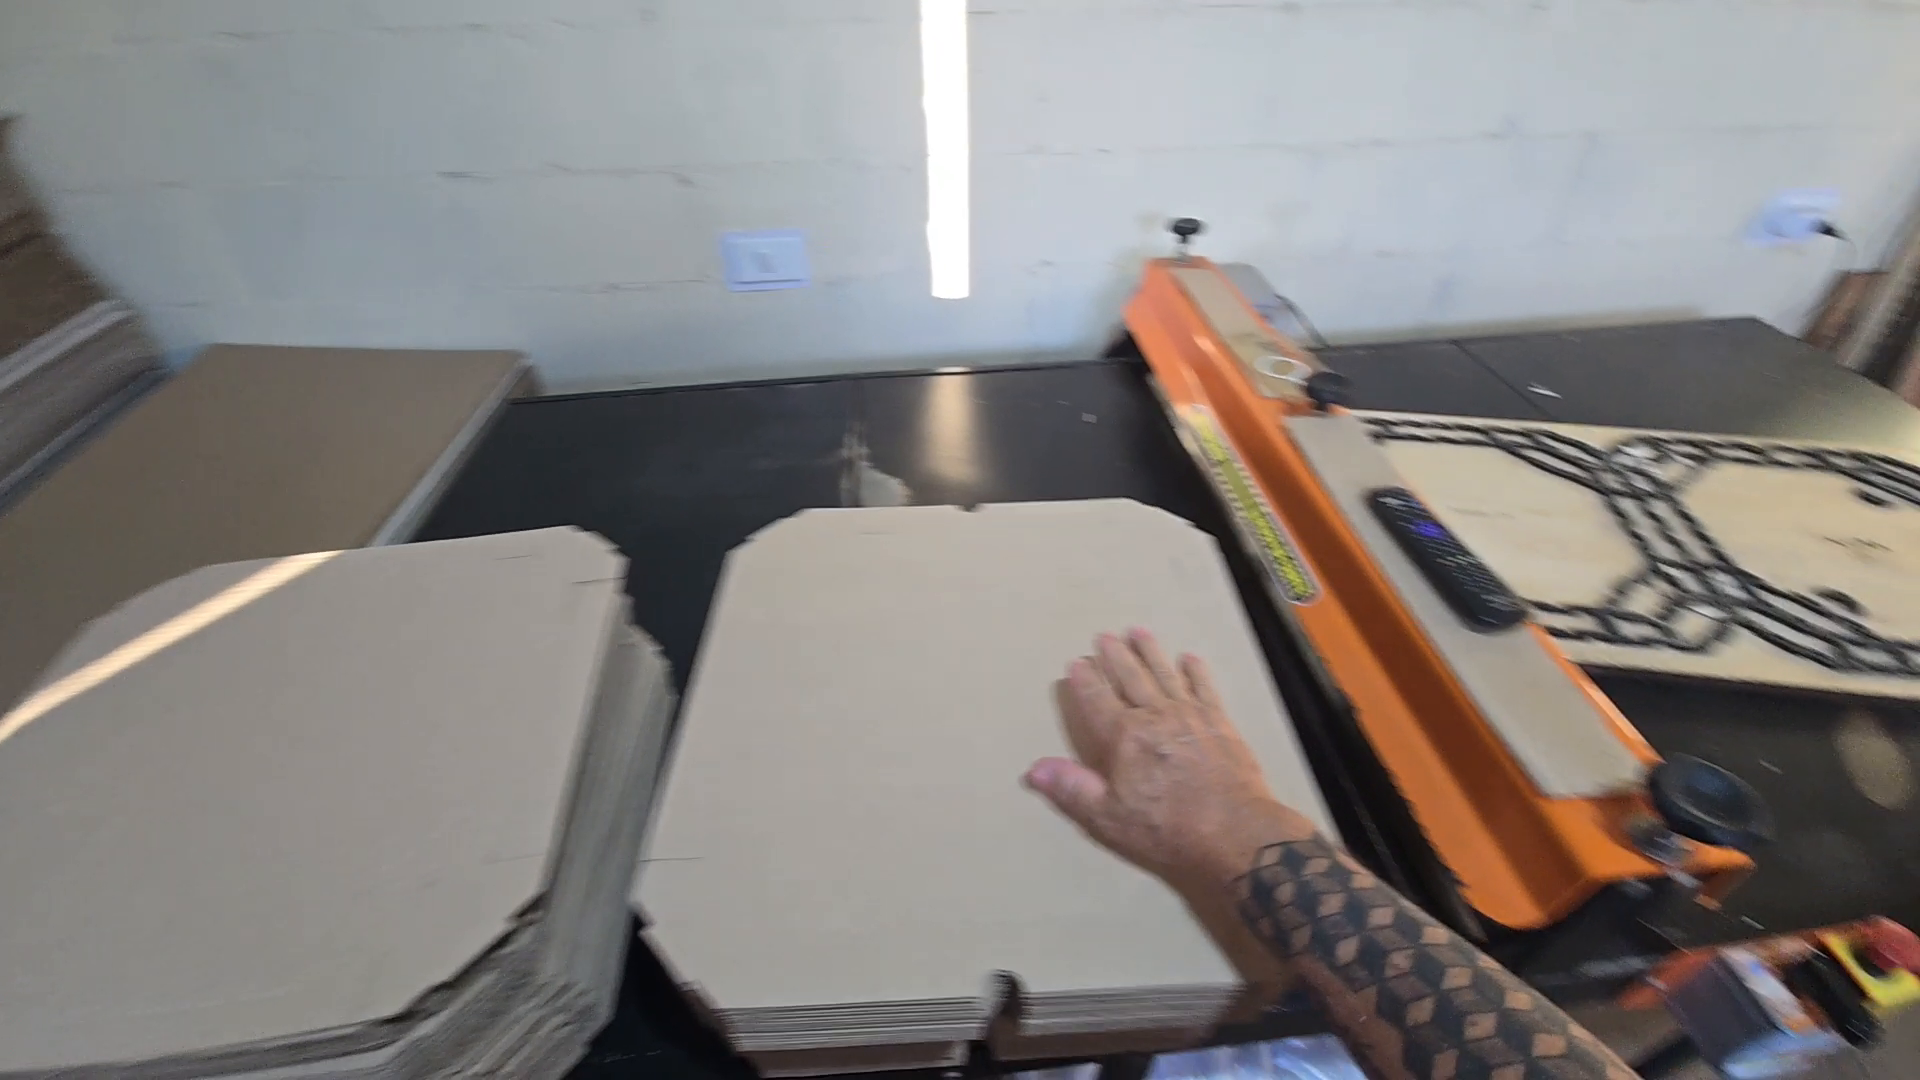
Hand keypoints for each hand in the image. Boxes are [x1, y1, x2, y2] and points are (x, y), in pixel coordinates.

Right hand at [1023, 628, 1318, 889]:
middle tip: (1104, 636)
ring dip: (1150, 652)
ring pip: (1165, 674)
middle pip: (1131, 678)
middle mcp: (1155, 716)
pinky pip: (1204, 689)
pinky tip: (1190, 659)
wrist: (1236, 834)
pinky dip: (1196, 672)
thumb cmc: (1167, 829)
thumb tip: (1034, 768)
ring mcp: (1190, 716)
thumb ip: (1072, 789)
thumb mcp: (1109, 818)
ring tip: (1139, 631)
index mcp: (1125, 737)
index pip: (1098, 700)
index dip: (1085, 680)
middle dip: (1115, 656)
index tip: (1076, 662)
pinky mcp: (1220, 723)